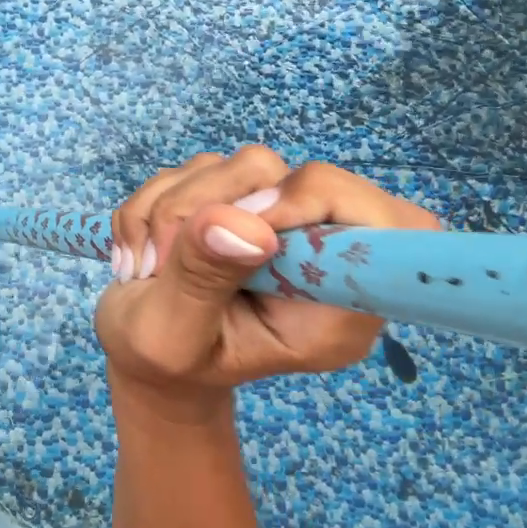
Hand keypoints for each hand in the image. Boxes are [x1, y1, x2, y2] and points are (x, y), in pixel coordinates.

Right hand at [95, 148, 439, 424]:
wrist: (147, 355)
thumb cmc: (168, 361)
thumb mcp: (171, 334)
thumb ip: (203, 278)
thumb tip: (240, 221)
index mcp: (333, 306)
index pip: (385, 222)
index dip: (316, 199)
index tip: (243, 223)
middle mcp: (316, 254)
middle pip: (283, 174)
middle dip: (205, 203)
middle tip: (161, 259)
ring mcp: (275, 221)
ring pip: (231, 166)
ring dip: (169, 206)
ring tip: (145, 263)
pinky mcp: (238, 200)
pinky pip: (195, 169)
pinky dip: (152, 201)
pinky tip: (141, 247)